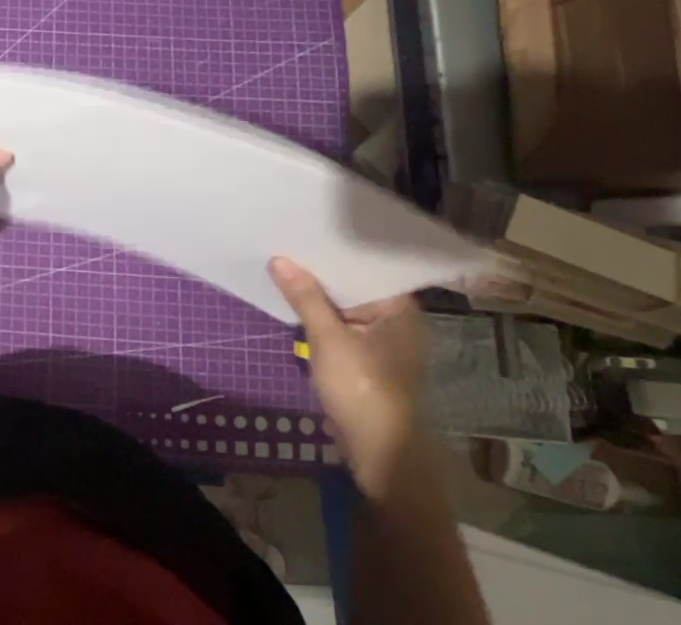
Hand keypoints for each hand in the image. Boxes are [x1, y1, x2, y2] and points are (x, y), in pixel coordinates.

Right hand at [269, 257, 428, 497]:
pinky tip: (294, 304)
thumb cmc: (361, 388)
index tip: (306, 231)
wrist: (377, 450)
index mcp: (401, 311)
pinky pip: (341, 327)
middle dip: (321, 272)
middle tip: (287, 244)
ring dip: (317, 295)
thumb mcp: (328, 339)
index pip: (369, 268)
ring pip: (345, 308)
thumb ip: (304, 297)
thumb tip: (279, 259)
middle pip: (355, 287)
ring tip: (284, 268)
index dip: (337, 251)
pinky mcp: (366, 360)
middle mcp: (397, 322)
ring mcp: (382, 343)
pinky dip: (320, 317)